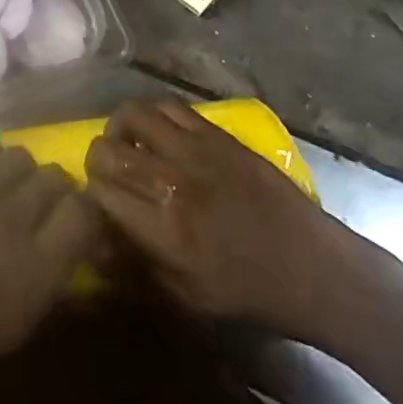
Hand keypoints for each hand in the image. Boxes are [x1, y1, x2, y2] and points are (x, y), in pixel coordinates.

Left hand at [0, 137, 99, 370]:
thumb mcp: (18, 325)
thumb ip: (53, 279)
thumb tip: (74, 243)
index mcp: (40, 265)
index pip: (86, 212)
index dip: (85, 211)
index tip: (75, 218)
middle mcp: (18, 219)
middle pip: (57, 177)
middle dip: (55, 190)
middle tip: (39, 205)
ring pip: (24, 155)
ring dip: (22, 173)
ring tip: (7, 188)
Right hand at [84, 100, 402, 351]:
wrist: (313, 265)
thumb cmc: (248, 291)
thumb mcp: (187, 297)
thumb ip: (137, 264)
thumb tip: (99, 236)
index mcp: (164, 230)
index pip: (101, 192)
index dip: (89, 194)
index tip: (96, 201)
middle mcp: (173, 181)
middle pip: (108, 150)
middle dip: (96, 159)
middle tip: (106, 171)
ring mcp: (196, 149)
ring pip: (133, 113)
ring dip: (120, 127)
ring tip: (128, 142)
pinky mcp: (217, 133)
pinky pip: (170, 105)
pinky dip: (154, 114)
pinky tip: (160, 132)